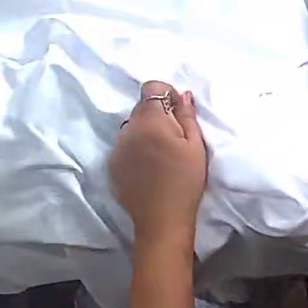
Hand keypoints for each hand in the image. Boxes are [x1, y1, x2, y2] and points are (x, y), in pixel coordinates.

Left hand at [110, 81, 207, 246]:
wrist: (162, 220)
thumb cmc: (185, 182)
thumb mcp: (196, 147)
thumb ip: (187, 116)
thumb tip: (182, 95)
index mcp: (150, 121)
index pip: (151, 87)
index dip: (167, 94)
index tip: (178, 112)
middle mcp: (128, 129)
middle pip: (141, 108)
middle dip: (157, 114)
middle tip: (174, 137)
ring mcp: (117, 147)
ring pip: (132, 127)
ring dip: (145, 131)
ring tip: (161, 155)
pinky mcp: (112, 164)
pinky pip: (124, 145)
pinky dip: (136, 148)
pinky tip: (149, 167)